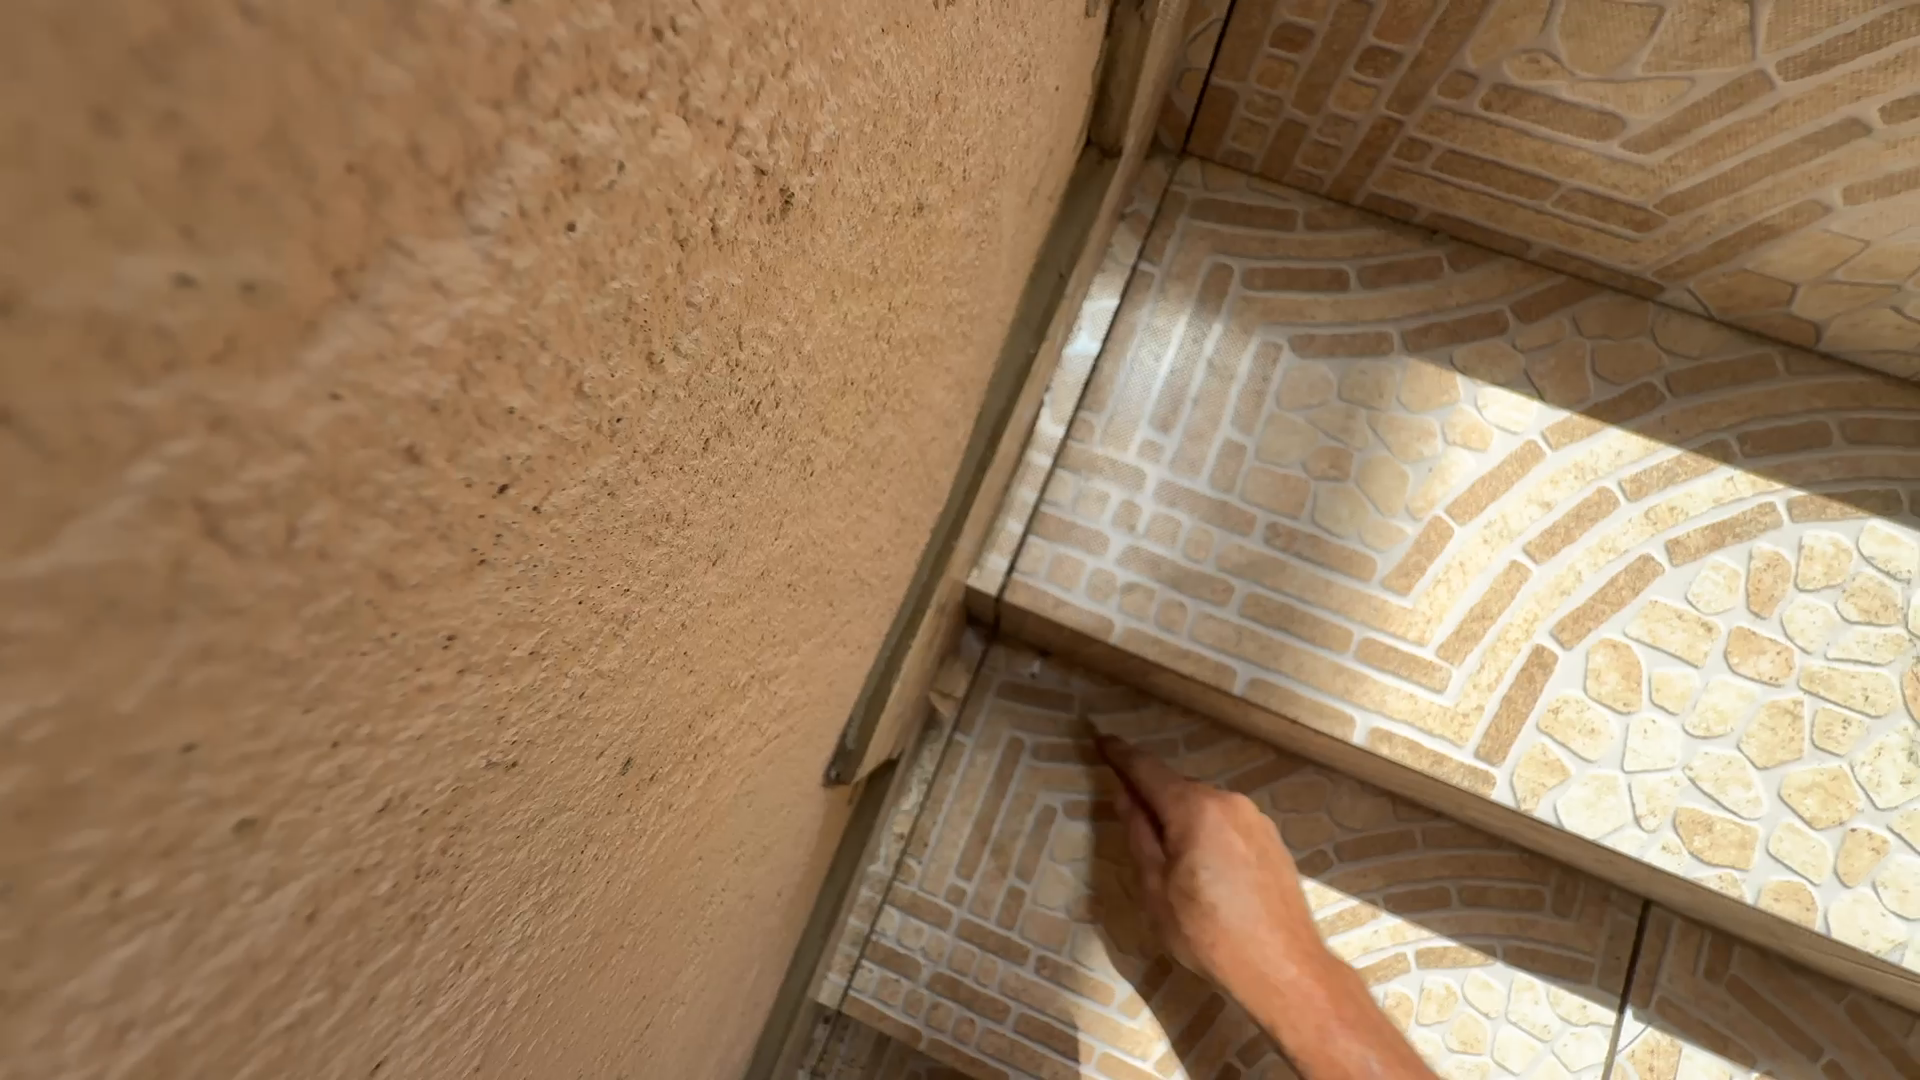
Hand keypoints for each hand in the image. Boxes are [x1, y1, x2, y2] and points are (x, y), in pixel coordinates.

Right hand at [1096, 735, 1325, 1000]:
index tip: (1100, 739)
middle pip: (1176, 789)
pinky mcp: (1271, 839)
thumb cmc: (1208, 933)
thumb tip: (1126, 794)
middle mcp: (1227, 800)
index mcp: (1194, 807)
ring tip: (1175, 866)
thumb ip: (1138, 833)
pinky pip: (1226, 823)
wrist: (1286, 973)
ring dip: (1182, 820)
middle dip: (1152, 800)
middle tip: (1134, 830)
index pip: (1146, 768)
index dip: (1120, 755)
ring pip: (1202, 807)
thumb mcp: (1154, 888)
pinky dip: (1207, 833)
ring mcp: (1254, 819)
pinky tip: (1209, 873)